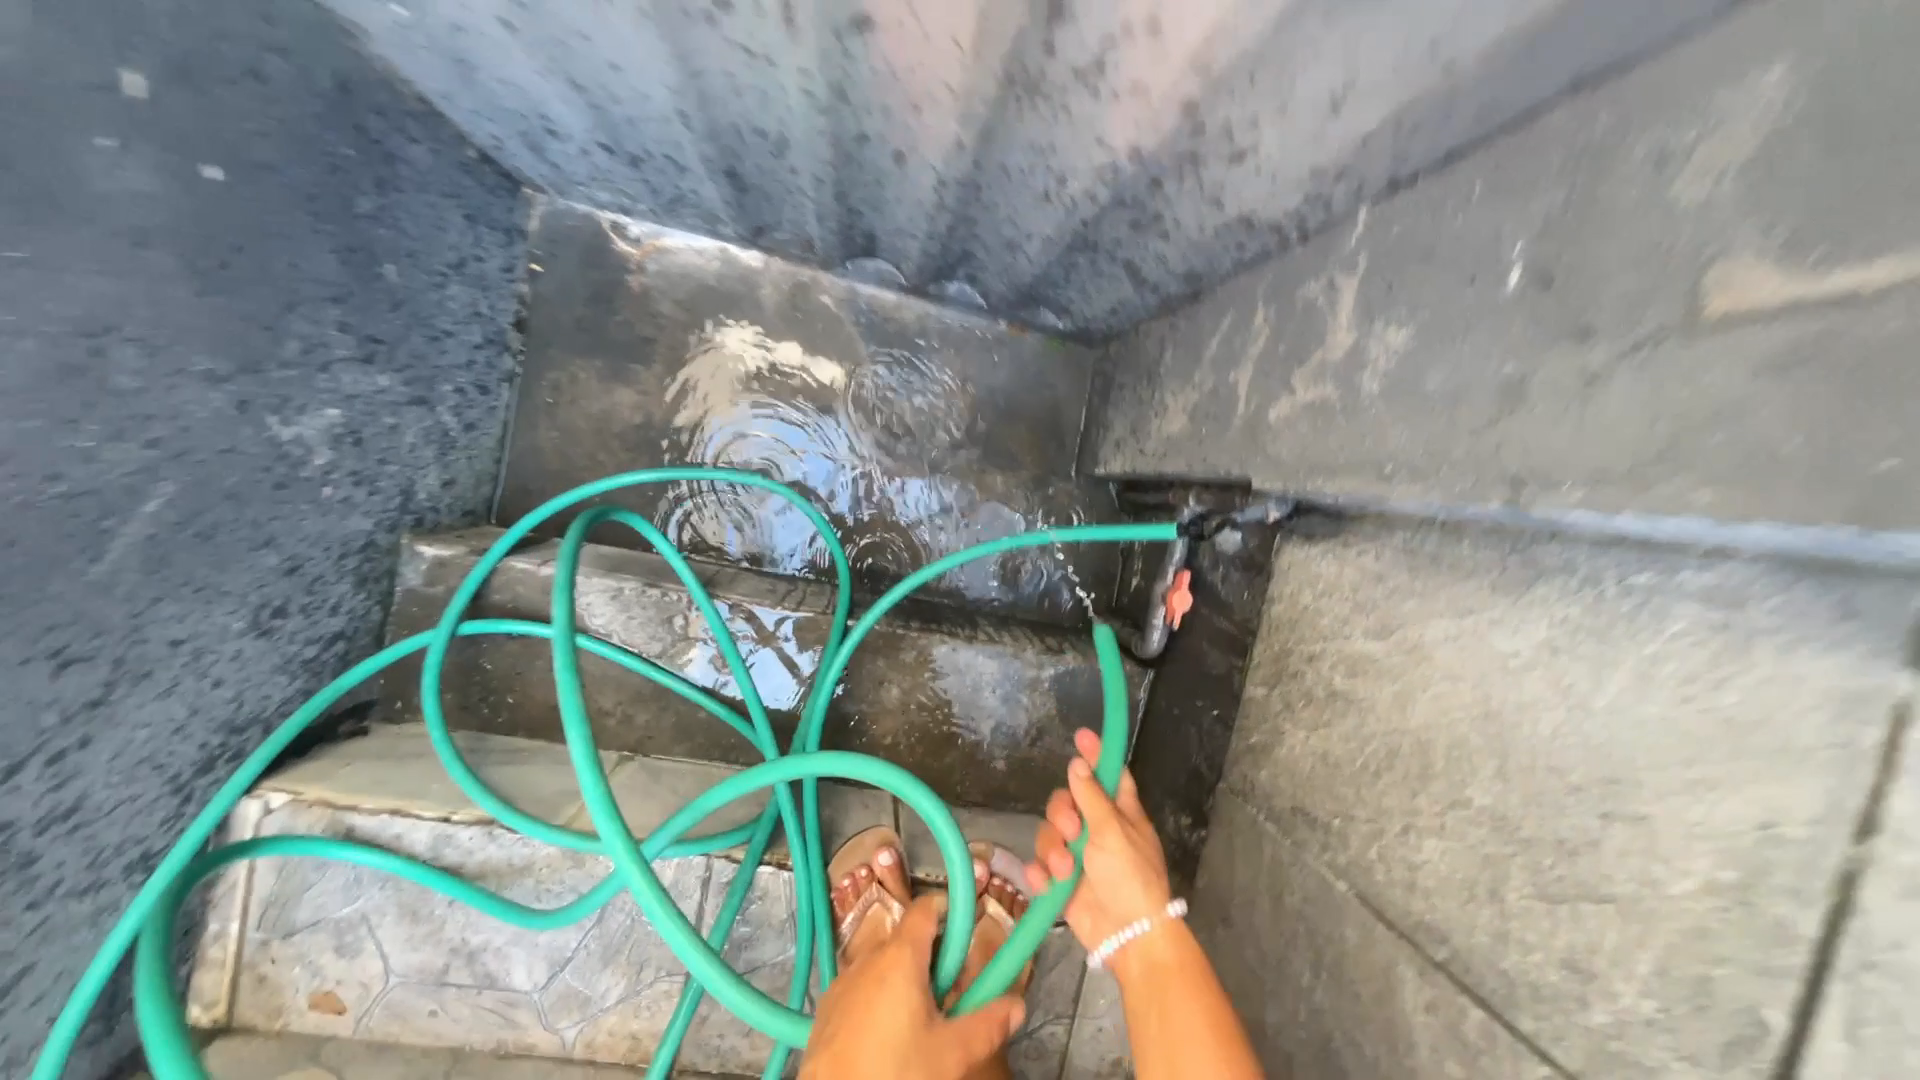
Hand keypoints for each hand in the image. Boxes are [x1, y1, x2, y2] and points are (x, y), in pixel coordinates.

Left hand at [801, 893, 1025, 1079]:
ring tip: (923, 1015)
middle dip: (934, 955)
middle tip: (953, 990)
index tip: (969, 929)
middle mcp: (868, 956)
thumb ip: (988, 1024)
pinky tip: (889, 1030)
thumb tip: (1018, 1005)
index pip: (927, 906)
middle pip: (908, 937)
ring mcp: (843, 979)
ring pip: (884, 962)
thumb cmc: (895, 1070)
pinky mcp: (828, 1004)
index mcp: (900, 955)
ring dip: (907, 975)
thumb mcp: (950, 1053)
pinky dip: (881, 993)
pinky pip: (863, 984)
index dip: (950, 909)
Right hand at [1026, 729, 1171, 952]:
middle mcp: (1098, 830)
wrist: (1127, 934)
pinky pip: (1040, 866)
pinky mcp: (1062, 882)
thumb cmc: (1131, 877)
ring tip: (1067, 871)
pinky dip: (1042, 873)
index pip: (1108, 774)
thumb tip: (1078, 761)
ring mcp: (1079, 857)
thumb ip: (1091, 797)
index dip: (1096, 755)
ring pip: (1049, 834)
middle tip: (1073, 832)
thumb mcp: (1113, 832)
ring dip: (1053, 850)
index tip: (1082, 735)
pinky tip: (1050, 883)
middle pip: (1067, 802)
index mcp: (1120, 813)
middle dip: (1062, 815)